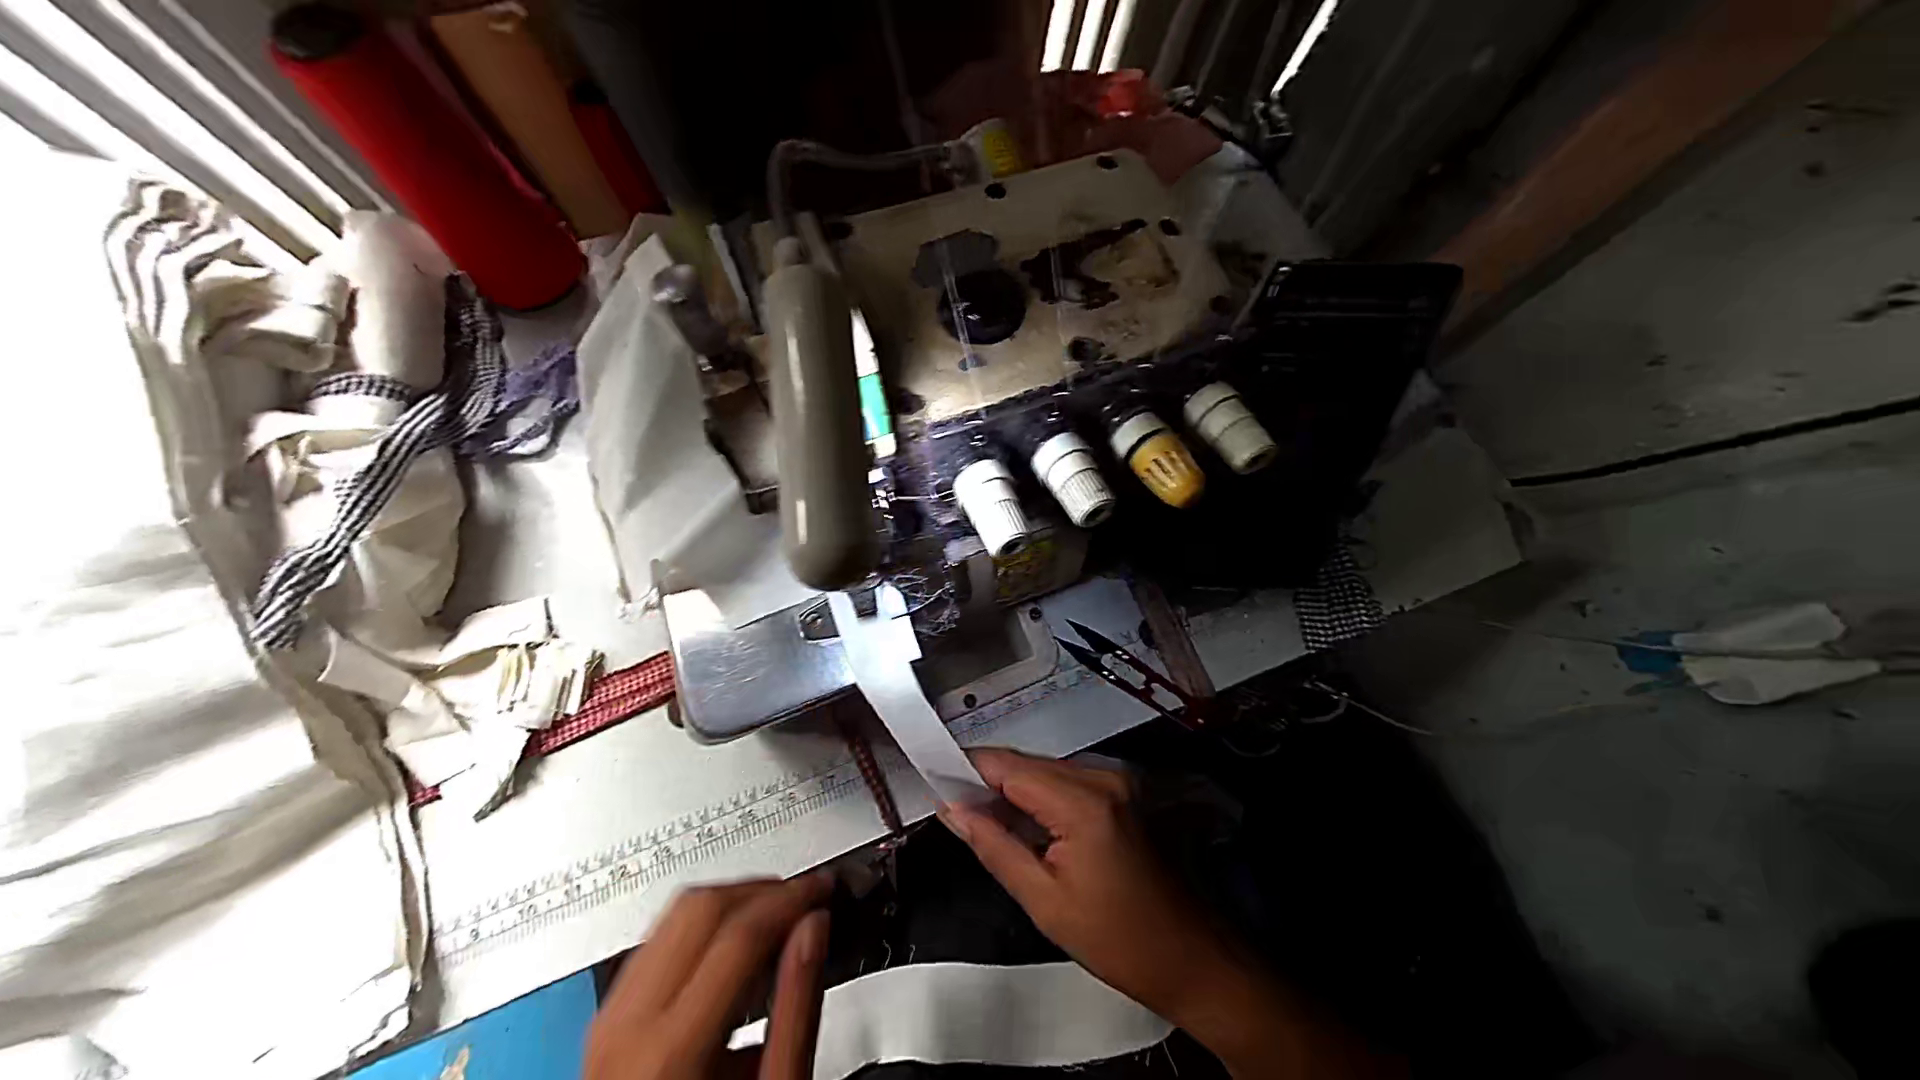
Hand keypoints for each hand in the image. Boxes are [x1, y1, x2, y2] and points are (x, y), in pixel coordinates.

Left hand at [585, 874, 832, 1079]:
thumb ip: (796, 1008)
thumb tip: (814, 930)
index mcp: (671, 1054)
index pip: (738, 934)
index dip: (791, 898)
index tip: (822, 888)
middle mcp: (626, 1029)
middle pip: (699, 908)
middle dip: (761, 890)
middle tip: (803, 897)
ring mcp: (607, 1022)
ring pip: (674, 914)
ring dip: (732, 902)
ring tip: (776, 917)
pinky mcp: (605, 1021)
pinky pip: (656, 941)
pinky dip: (702, 926)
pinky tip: (735, 946)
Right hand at [939, 748, 1393, 1079]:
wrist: (1194, 959)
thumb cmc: (1119, 940)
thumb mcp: (1044, 901)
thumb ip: (993, 845)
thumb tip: (952, 808)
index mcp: (1084, 801)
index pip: (1008, 766)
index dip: (966, 767)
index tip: (931, 775)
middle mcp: (1103, 777)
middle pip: (1026, 764)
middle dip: (988, 782)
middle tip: (954, 809)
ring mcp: (1119, 781)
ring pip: (1045, 772)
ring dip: (1013, 791)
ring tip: (984, 822)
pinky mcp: (1125, 792)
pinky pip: (1067, 783)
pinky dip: (1040, 798)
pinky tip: (1024, 825)